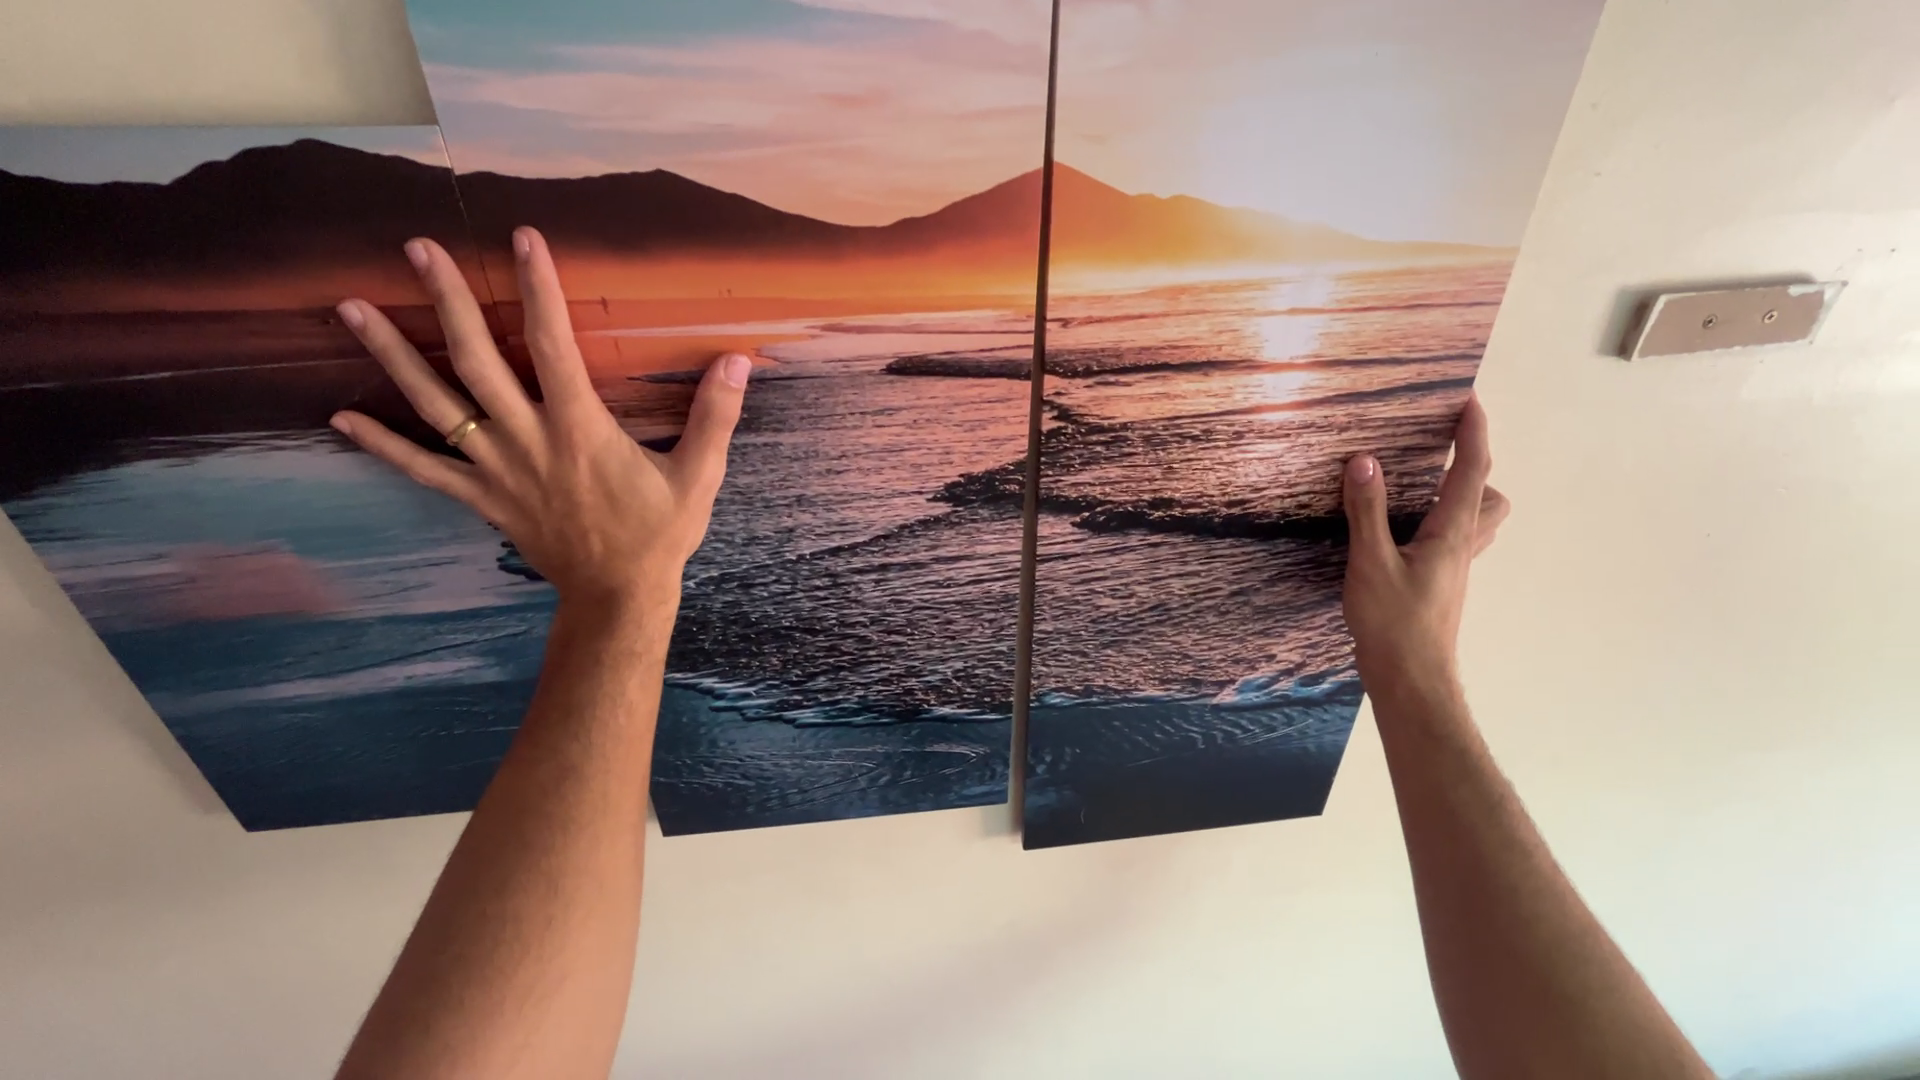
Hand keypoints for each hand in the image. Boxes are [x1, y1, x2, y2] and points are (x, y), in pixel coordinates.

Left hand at [328, 227, 750, 617]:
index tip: (523, 240)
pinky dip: (383, 445)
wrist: (618, 594)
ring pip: (436, 406)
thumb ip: (714, 416)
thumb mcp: (699, 475)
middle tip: (418, 250)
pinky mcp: (483, 500)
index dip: (538, 289)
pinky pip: (424, 470)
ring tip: (351, 308)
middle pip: (477, 361)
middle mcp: (529, 440)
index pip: (552, 345)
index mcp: (580, 428)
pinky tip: (342, 418)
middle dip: (447, 302)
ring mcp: (497, 471)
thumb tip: (736, 360)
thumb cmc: (659, 533)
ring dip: (393, 355)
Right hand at [1341, 395, 1509, 706]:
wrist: (1410, 678)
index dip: (1473, 433)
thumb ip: (1367, 511)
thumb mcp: (1371, 561)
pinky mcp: (1438, 586)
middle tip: (1438, 453)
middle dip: (1474, 467)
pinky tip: (1401, 534)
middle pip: (1489, 496)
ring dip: (1461, 497)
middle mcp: (1462, 546)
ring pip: (1476, 522)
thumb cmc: (1394, 621)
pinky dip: (1436, 523)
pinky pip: (1451, 542)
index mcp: (1452, 532)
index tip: (1468, 400)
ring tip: (1419, 488)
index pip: (1470, 471)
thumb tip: (1365, 461)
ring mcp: (1454, 569)